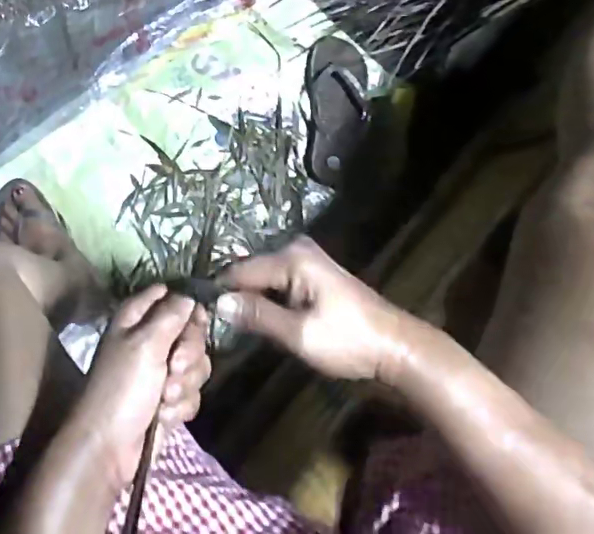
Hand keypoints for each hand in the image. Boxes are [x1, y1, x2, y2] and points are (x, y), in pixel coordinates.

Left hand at [68, 285, 211, 484]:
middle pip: (191, 331)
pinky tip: (163, 415)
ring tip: (164, 398)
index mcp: (138, 316)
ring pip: (195, 364)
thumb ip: (172, 315)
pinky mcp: (168, 398)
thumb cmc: (123, 387)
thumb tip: (190, 296)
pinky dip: (180, 405)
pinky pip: (191, 392)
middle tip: (172, 368)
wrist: (109, 447)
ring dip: (184, 384)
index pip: (172, 296)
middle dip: (188, 354)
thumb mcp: (146, 343)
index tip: (192, 323)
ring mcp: (160, 370)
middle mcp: (150, 338)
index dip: (187, 307)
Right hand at [216, 237, 412, 381]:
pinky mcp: (312, 270)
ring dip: (250, 296)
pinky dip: (266, 295)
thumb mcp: (299, 334)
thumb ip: (258, 316)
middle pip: (251, 269)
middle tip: (214, 320)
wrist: (395, 345)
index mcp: (291, 257)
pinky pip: (277, 279)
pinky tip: (260, 315)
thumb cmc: (348, 340)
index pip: (240, 270)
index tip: (199, 310)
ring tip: (232, 320)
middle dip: (234, 292)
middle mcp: (295, 248)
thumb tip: (218, 302)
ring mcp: (305, 257)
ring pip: (263, 275)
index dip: (219, 290)